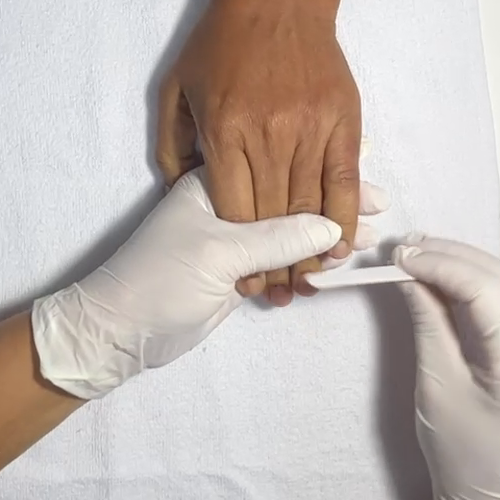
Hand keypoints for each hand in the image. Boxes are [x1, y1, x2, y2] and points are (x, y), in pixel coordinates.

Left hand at [31, 170, 341, 398]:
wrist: (122, 329)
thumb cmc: (160, 279)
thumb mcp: (218, 254)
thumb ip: (275, 237)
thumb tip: (331, 229)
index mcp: (215, 182)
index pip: (279, 169)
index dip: (323, 179)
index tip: (365, 188)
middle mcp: (228, 202)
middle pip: (290, 197)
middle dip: (333, 207)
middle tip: (378, 211)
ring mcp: (232, 236)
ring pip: (288, 229)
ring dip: (323, 235)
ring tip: (366, 238)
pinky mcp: (236, 268)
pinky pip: (279, 257)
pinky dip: (305, 261)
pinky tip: (331, 264)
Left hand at [156, 0, 360, 304]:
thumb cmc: (219, 43)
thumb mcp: (174, 91)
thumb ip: (172, 149)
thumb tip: (184, 196)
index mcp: (222, 133)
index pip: (233, 211)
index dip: (241, 253)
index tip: (245, 278)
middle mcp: (267, 137)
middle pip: (272, 220)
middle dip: (274, 265)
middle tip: (276, 293)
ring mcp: (309, 130)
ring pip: (311, 208)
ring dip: (310, 253)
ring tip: (306, 281)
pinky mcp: (343, 124)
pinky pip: (345, 184)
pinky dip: (345, 220)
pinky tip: (339, 246)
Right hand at [395, 237, 499, 499]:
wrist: (496, 498)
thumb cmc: (459, 451)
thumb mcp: (436, 384)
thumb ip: (429, 320)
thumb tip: (409, 270)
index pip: (490, 292)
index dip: (443, 264)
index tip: (401, 255)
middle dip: (455, 257)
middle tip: (409, 248)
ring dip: (479, 263)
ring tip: (434, 257)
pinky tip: (477, 280)